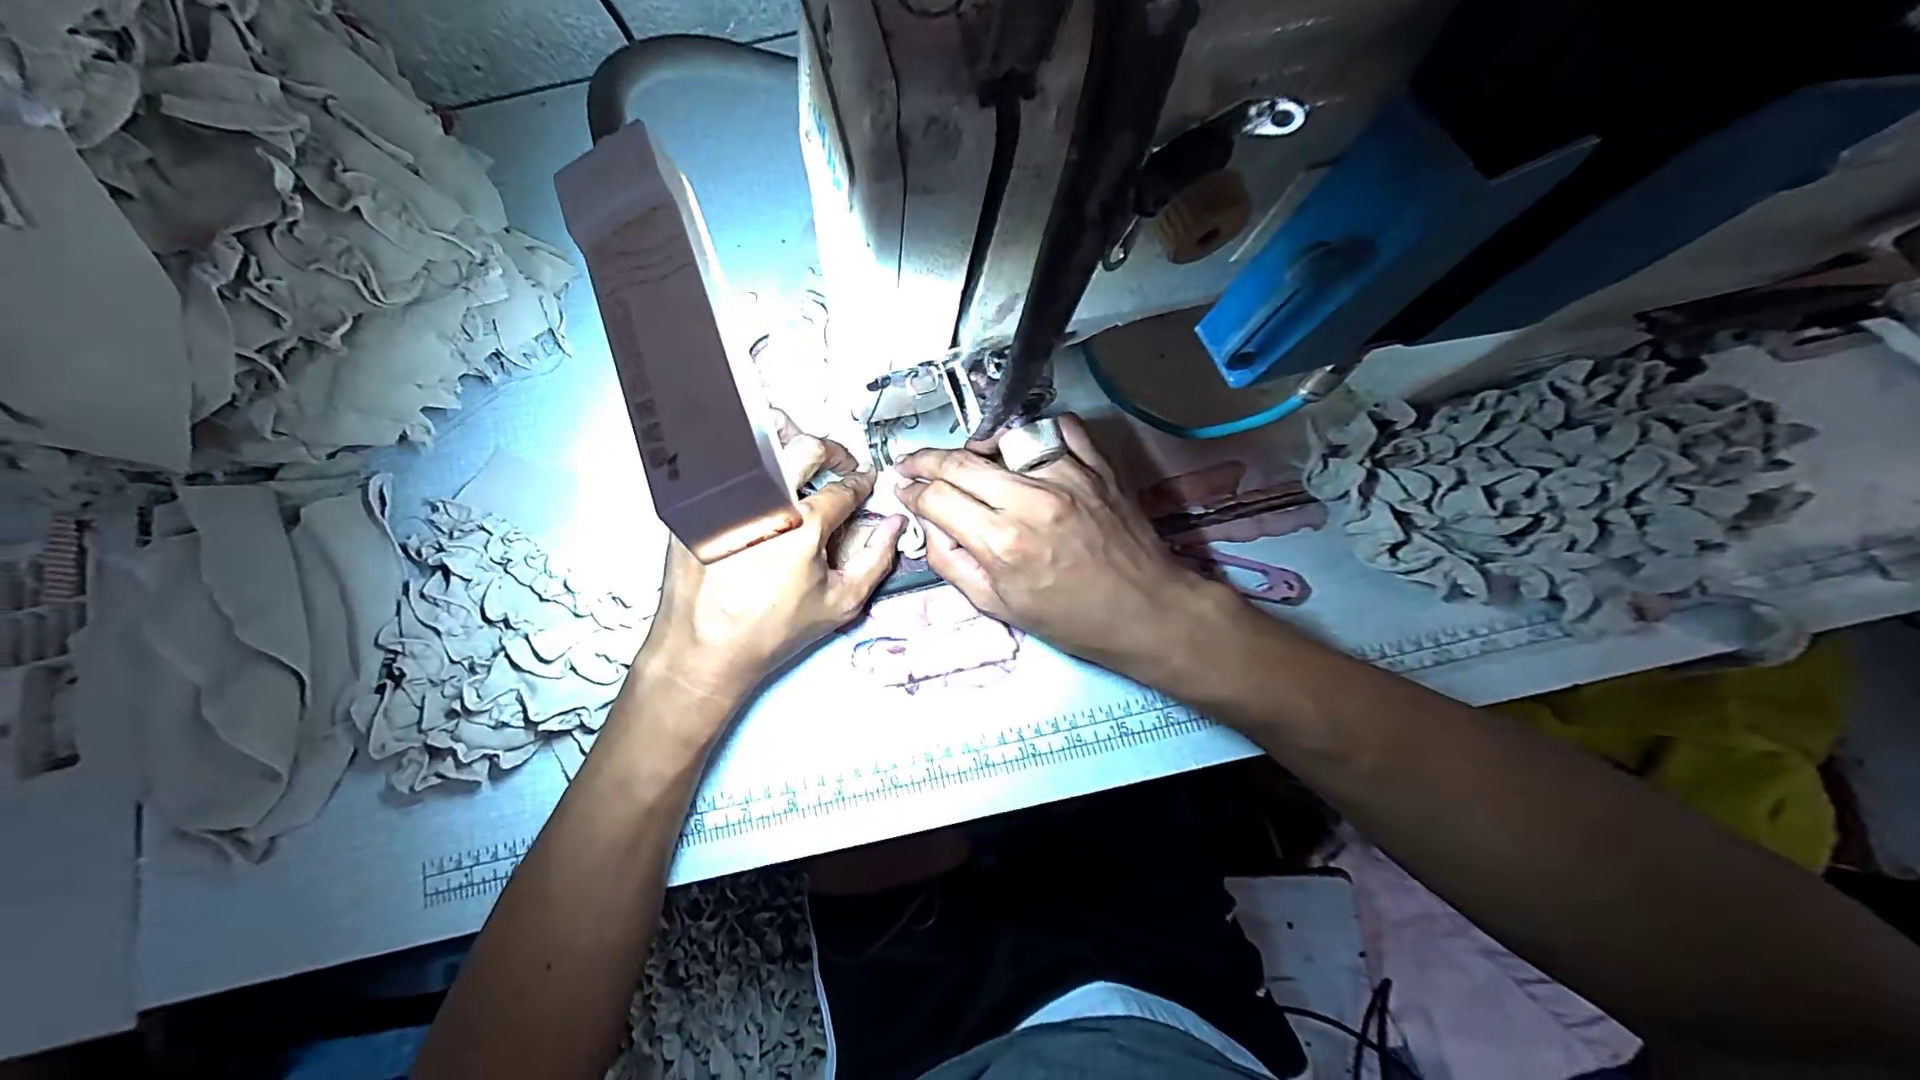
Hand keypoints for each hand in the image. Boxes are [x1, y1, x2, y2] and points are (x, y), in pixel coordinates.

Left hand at [636, 431, 904, 721]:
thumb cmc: (766, 632)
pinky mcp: (697, 506)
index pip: (843, 487)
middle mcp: (763, 506)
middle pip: (806, 448)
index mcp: (802, 527)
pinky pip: (727, 468)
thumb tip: (893, 527)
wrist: (705, 649)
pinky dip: (750, 465)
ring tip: (800, 461)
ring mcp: (726, 501)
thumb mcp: (840, 603)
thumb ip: (876, 559)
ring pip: (761, 446)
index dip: (861, 482)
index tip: (863, 482)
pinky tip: (762, 482)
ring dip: (789, 444)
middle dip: (833, 451)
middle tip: (840, 463)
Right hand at [894, 414, 1229, 673]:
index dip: (911, 491)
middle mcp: (1030, 502)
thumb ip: (953, 563)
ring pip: (1004, 439)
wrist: (1144, 612)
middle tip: (911, 463)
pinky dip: (1035, 432)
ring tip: (968, 457)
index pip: (937, 498)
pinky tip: (1023, 448)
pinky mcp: (1096, 467)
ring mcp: (1067, 478)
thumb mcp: (999, 607)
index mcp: (1002, 543)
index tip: (904, 489)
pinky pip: (1060, 428)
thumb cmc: (1072, 620)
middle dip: (924, 460)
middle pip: (960, 462)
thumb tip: (928, 528)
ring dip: (976, 445)